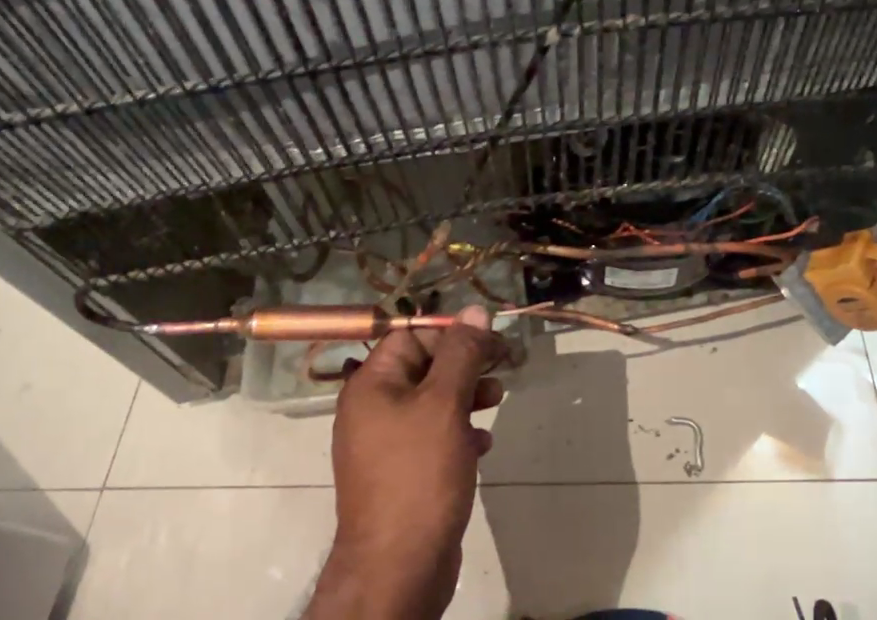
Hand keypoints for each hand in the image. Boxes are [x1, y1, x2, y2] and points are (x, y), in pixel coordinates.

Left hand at [311, 305, 507, 619]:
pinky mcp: (402, 473)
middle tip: (505, 365)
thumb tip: (475, 311)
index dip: (452, 332)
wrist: (398, 565)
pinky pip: (432, 437)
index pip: (412, 336)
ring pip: (431, 402)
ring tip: (498, 400)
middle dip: (465, 364)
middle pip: (423, 367)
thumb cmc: (419, 473)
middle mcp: (372, 408)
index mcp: (372, 384)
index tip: (492, 340)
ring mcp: (385, 444)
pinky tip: (482, 443)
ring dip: (467, 395)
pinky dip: (459, 432)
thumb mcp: (444, 403)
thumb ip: (461, 353)